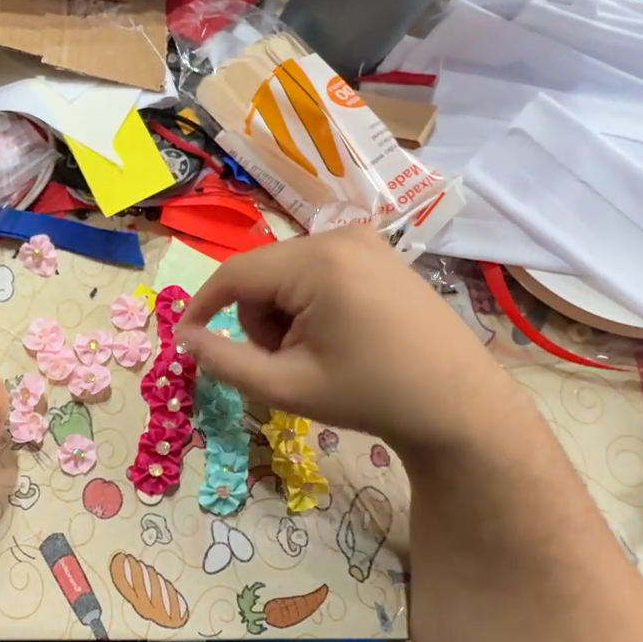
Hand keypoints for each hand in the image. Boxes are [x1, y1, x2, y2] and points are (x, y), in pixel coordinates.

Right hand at [178, 228, 524, 455]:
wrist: (458, 405)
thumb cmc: (368, 397)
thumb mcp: (283, 386)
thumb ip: (223, 361)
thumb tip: (184, 339)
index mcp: (318, 263)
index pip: (233, 275)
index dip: (201, 308)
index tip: (184, 342)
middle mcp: (340, 237)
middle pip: (259, 275)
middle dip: (257, 320)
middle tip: (286, 363)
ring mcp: (363, 241)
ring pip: (283, 275)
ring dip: (281, 315)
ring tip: (314, 352)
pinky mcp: (377, 253)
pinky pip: (313, 272)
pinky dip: (306, 304)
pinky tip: (336, 335)